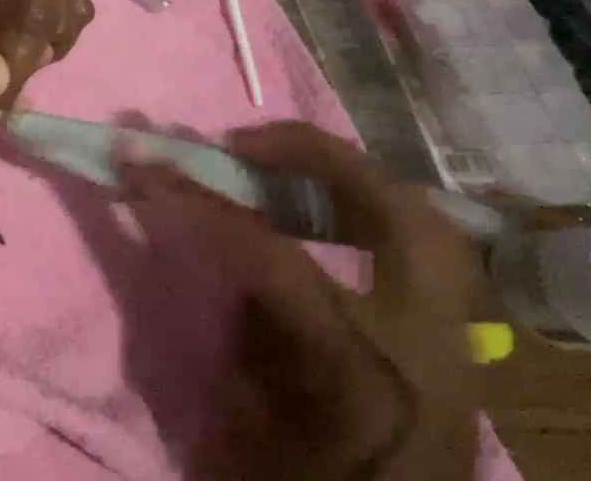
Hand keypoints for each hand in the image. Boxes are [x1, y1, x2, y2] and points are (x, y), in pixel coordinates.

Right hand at [122, 123, 481, 480]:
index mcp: (358, 368)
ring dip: (351, 181)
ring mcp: (453, 345)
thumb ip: (222, 320)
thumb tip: (186, 234)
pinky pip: (421, 258)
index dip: (197, 199)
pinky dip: (368, 218)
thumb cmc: (283, 478)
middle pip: (399, 217)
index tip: (135, 162)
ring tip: (280, 165)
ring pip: (429, 228)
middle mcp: (424, 346)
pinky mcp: (455, 348)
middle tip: (239, 142)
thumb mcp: (236, 411)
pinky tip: (317, 213)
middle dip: (317, 158)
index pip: (272, 255)